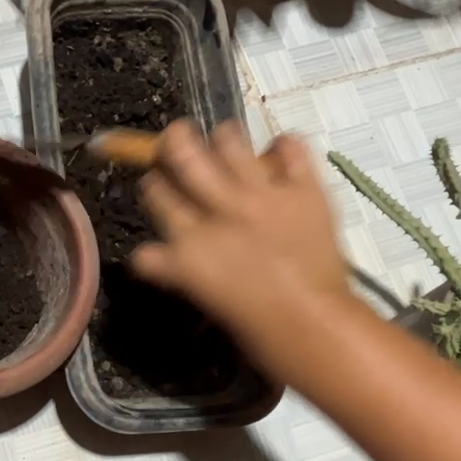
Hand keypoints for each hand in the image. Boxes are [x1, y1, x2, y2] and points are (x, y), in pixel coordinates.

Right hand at [130, 122, 353, 342]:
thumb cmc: (249, 318)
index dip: (154, 181)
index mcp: (188, 239)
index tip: (157, 179)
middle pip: (182, 155)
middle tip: (177, 137)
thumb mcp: (195, 290)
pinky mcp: (304, 191)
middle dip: (173, 141)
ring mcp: (263, 196)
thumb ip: (172, 264)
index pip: (157, 192)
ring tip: (228, 144)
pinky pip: (292, 147)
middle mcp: (219, 210)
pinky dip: (284, 145)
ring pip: (231, 141)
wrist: (309, 322)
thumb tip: (151, 253)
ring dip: (225, 138)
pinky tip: (279, 155)